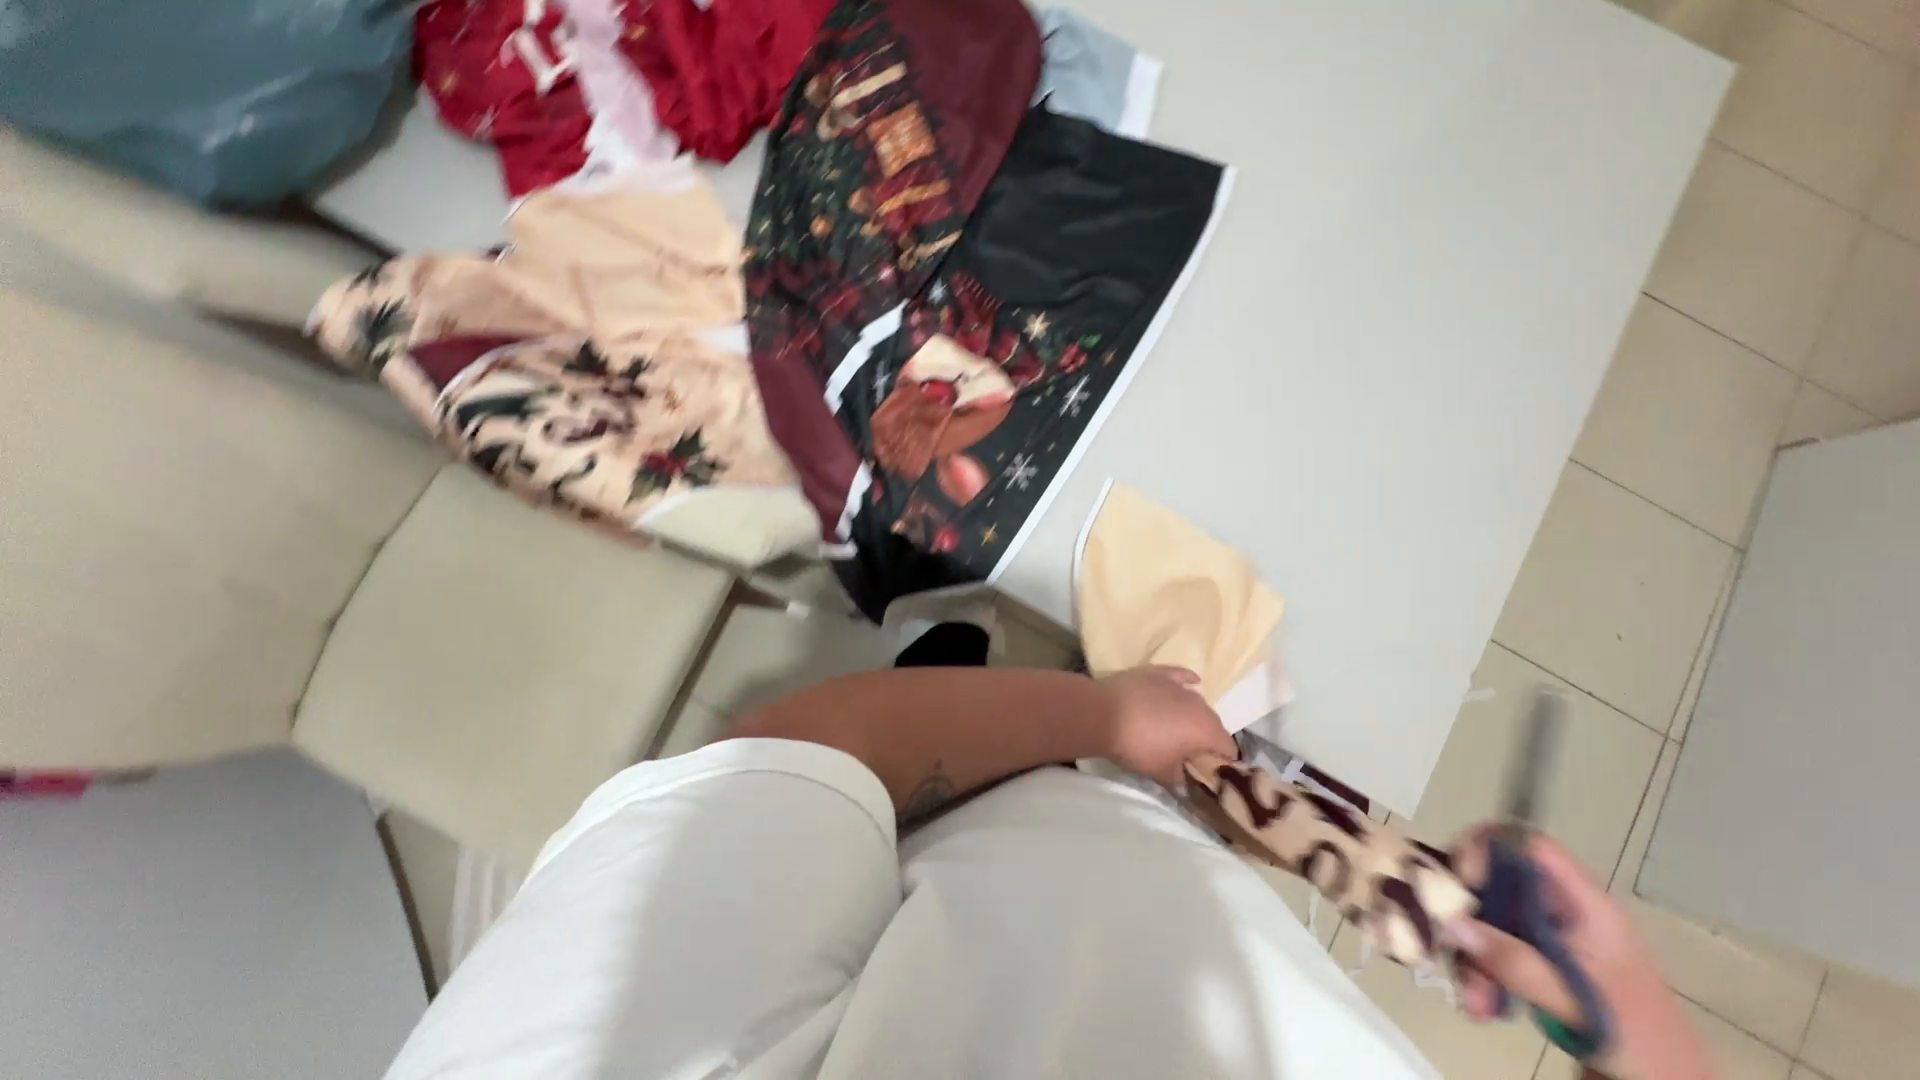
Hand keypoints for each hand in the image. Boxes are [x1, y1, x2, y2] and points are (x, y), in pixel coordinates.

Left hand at [1095, 666, 1236, 789]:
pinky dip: (1185, 681)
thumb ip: (1179, 778)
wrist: (1102, 714)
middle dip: (1208, 738)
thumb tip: (1185, 782)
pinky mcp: (1159, 673)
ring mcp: (1178, 685)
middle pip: (1214, 723)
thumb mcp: (1161, 773)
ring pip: (1196, 701)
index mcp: (1205, 730)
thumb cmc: (1137, 746)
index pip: (1228, 748)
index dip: (1224, 761)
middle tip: (1191, 752)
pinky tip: (1189, 683)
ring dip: (1193, 714)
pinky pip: (1180, 676)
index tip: (1212, 771)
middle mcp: (1199, 704)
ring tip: (1179, 726)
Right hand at [1447, 829, 1713, 1079]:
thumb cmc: (1640, 1038)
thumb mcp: (1578, 1002)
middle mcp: (1561, 911)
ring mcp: (1548, 936)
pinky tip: (1481, 1007)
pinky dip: (1478, 974)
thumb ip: (1517, 963)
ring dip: (1469, 957)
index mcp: (1586, 906)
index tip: (1461, 881)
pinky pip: (1491, 950)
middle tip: (1448, 951)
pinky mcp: (1536, 962)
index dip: (1488, 848)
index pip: (1530, 846)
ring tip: (1474, 1004)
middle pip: (1496, 884)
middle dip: (1466, 918)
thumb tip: (1453, 923)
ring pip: (1486, 920)